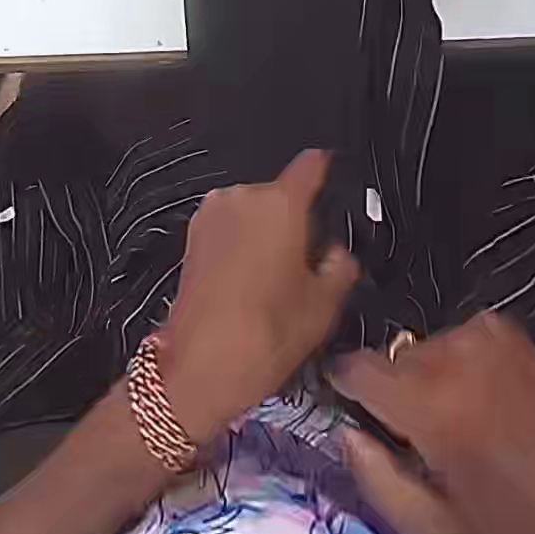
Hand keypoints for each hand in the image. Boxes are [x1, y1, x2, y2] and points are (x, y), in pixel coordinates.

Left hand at [163, 149, 359, 440]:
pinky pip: (230, 226)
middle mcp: (244, 198)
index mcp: (282, 203)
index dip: (328, 168)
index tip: (333, 176)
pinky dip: (241, 243)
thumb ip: (341, 266)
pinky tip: (247, 282)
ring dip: (266, 230)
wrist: (197, 370)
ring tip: (273, 278)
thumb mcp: (325, 305)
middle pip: (283, 193)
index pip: (313, 163)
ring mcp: (213, 214)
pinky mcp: (192, 235)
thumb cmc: (263, 335)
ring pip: (254, 210)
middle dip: (296, 219)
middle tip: (304, 260)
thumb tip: (337, 256)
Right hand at [333, 314, 534, 533]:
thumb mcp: (439, 532)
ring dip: (425, 375)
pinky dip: (456, 360)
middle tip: (407, 432)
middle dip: (391, 387)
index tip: (335, 391)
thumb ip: (379, 479)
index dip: (342, 380)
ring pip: (427, 346)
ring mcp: (489, 336)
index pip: (361, 368)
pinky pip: (460, 336)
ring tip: (449, 421)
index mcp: (434, 404)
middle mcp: (459, 355)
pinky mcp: (513, 333)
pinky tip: (476, 397)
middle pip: (395, 356)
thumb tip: (343, 435)